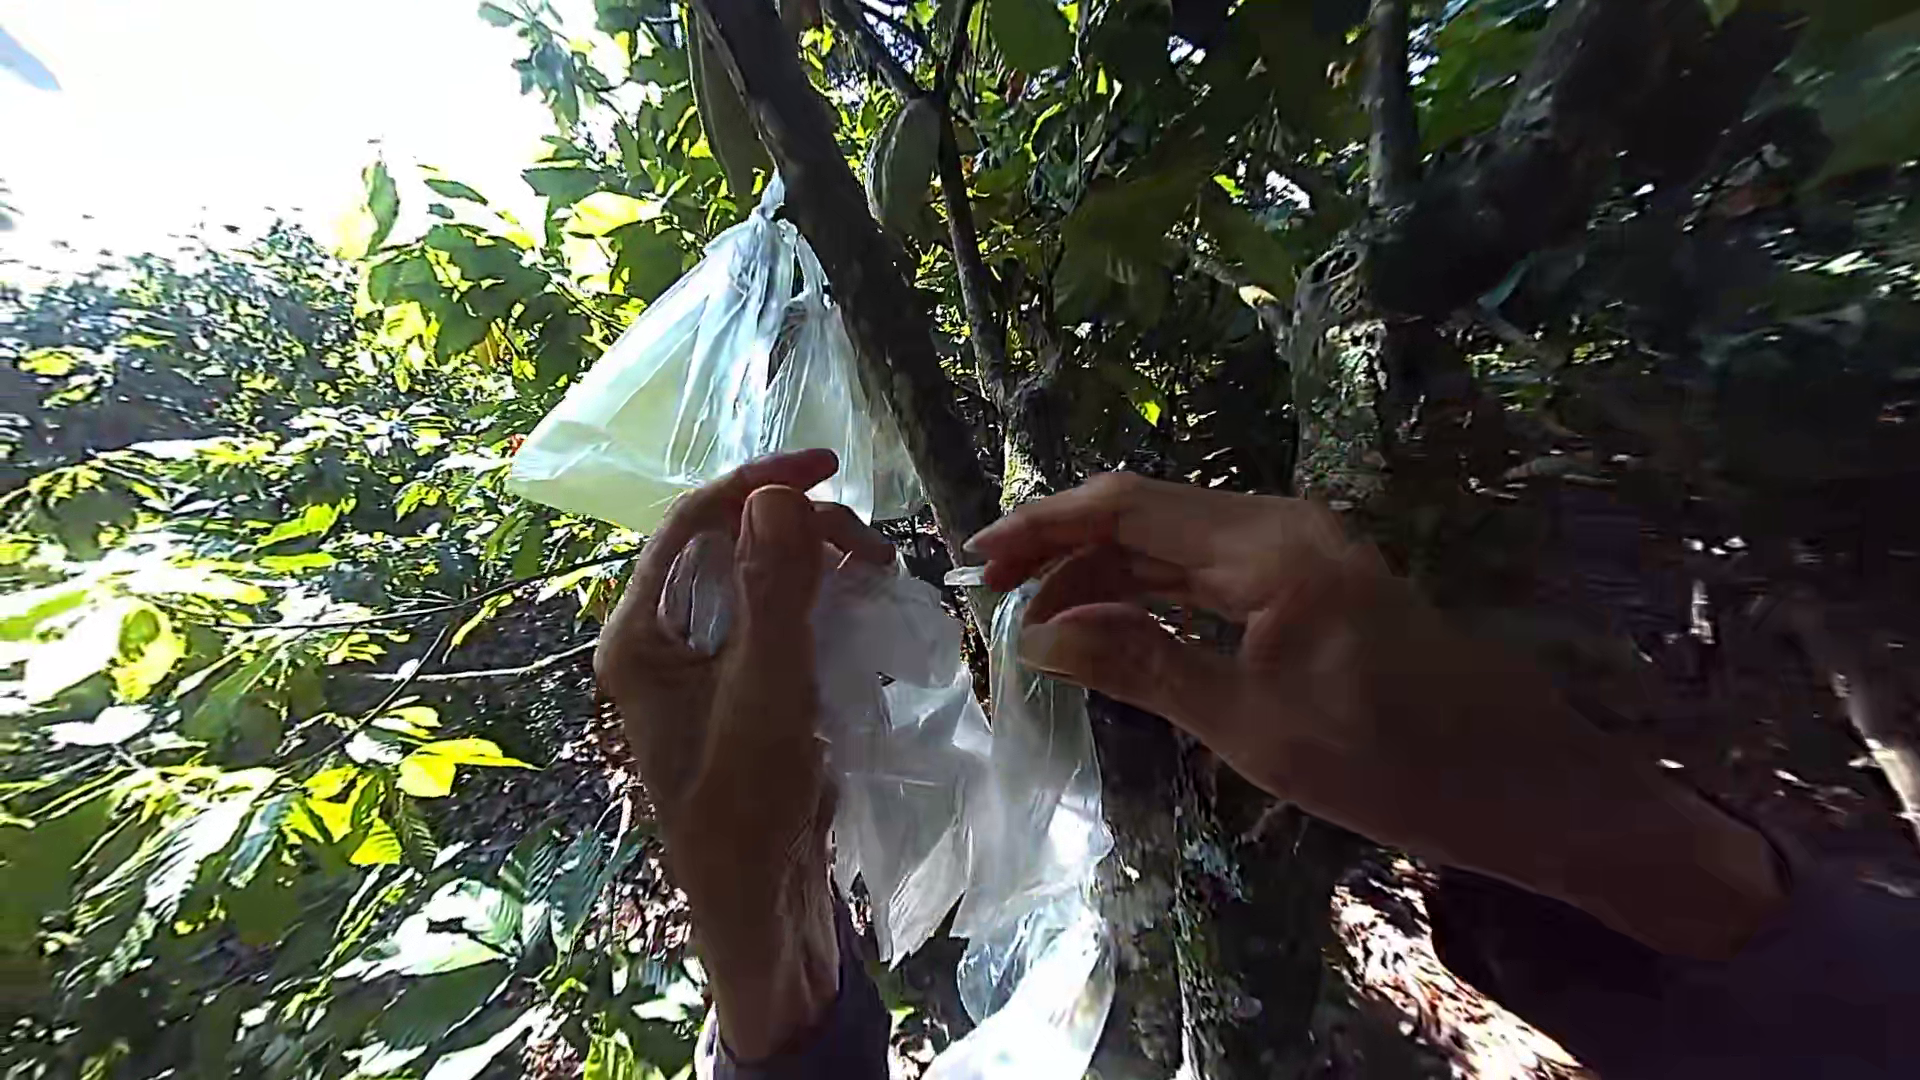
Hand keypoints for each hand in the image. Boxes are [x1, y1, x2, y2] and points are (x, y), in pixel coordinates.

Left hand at [595, 450, 891, 1057]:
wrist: (764, 897)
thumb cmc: (749, 804)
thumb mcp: (766, 693)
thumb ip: (772, 594)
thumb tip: (777, 495)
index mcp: (641, 632)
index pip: (691, 524)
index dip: (757, 483)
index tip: (827, 465)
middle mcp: (667, 634)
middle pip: (731, 543)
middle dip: (803, 529)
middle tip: (871, 549)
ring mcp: (709, 653)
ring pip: (763, 573)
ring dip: (819, 559)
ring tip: (875, 570)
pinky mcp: (746, 672)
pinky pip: (783, 608)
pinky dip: (824, 593)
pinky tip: (860, 598)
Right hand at [968, 473, 1783, 959]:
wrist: (1535, 792)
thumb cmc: (1396, 768)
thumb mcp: (1249, 725)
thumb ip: (1137, 665)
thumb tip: (1039, 638)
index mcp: (1265, 548)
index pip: (1123, 508)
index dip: (1041, 525)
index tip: (980, 556)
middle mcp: (1271, 524)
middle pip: (1136, 512)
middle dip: (1057, 544)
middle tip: (995, 587)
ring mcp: (1284, 545)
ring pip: (1161, 538)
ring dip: (1094, 568)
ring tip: (1035, 611)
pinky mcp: (1291, 574)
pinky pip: (1194, 567)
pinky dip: (1140, 588)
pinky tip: (1103, 616)